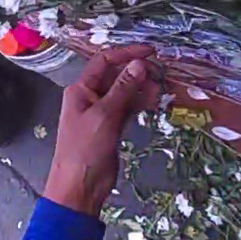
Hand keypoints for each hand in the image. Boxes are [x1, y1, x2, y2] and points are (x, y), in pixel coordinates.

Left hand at [45, 45, 158, 216]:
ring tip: (161, 87)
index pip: (104, 61)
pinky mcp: (111, 126)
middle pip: (115, 75)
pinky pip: (127, 107)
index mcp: (81, 89)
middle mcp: (90, 96)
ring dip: (141, 87)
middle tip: (159, 72)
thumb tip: (140, 64)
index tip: (150, 52)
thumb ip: (123, 88)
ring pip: (124, 92)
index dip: (126, 53)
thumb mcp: (104, 115)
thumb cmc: (85, 148)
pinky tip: (154, 100)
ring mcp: (101, 112)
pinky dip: (140, 102)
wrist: (80, 187)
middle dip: (137, 71)